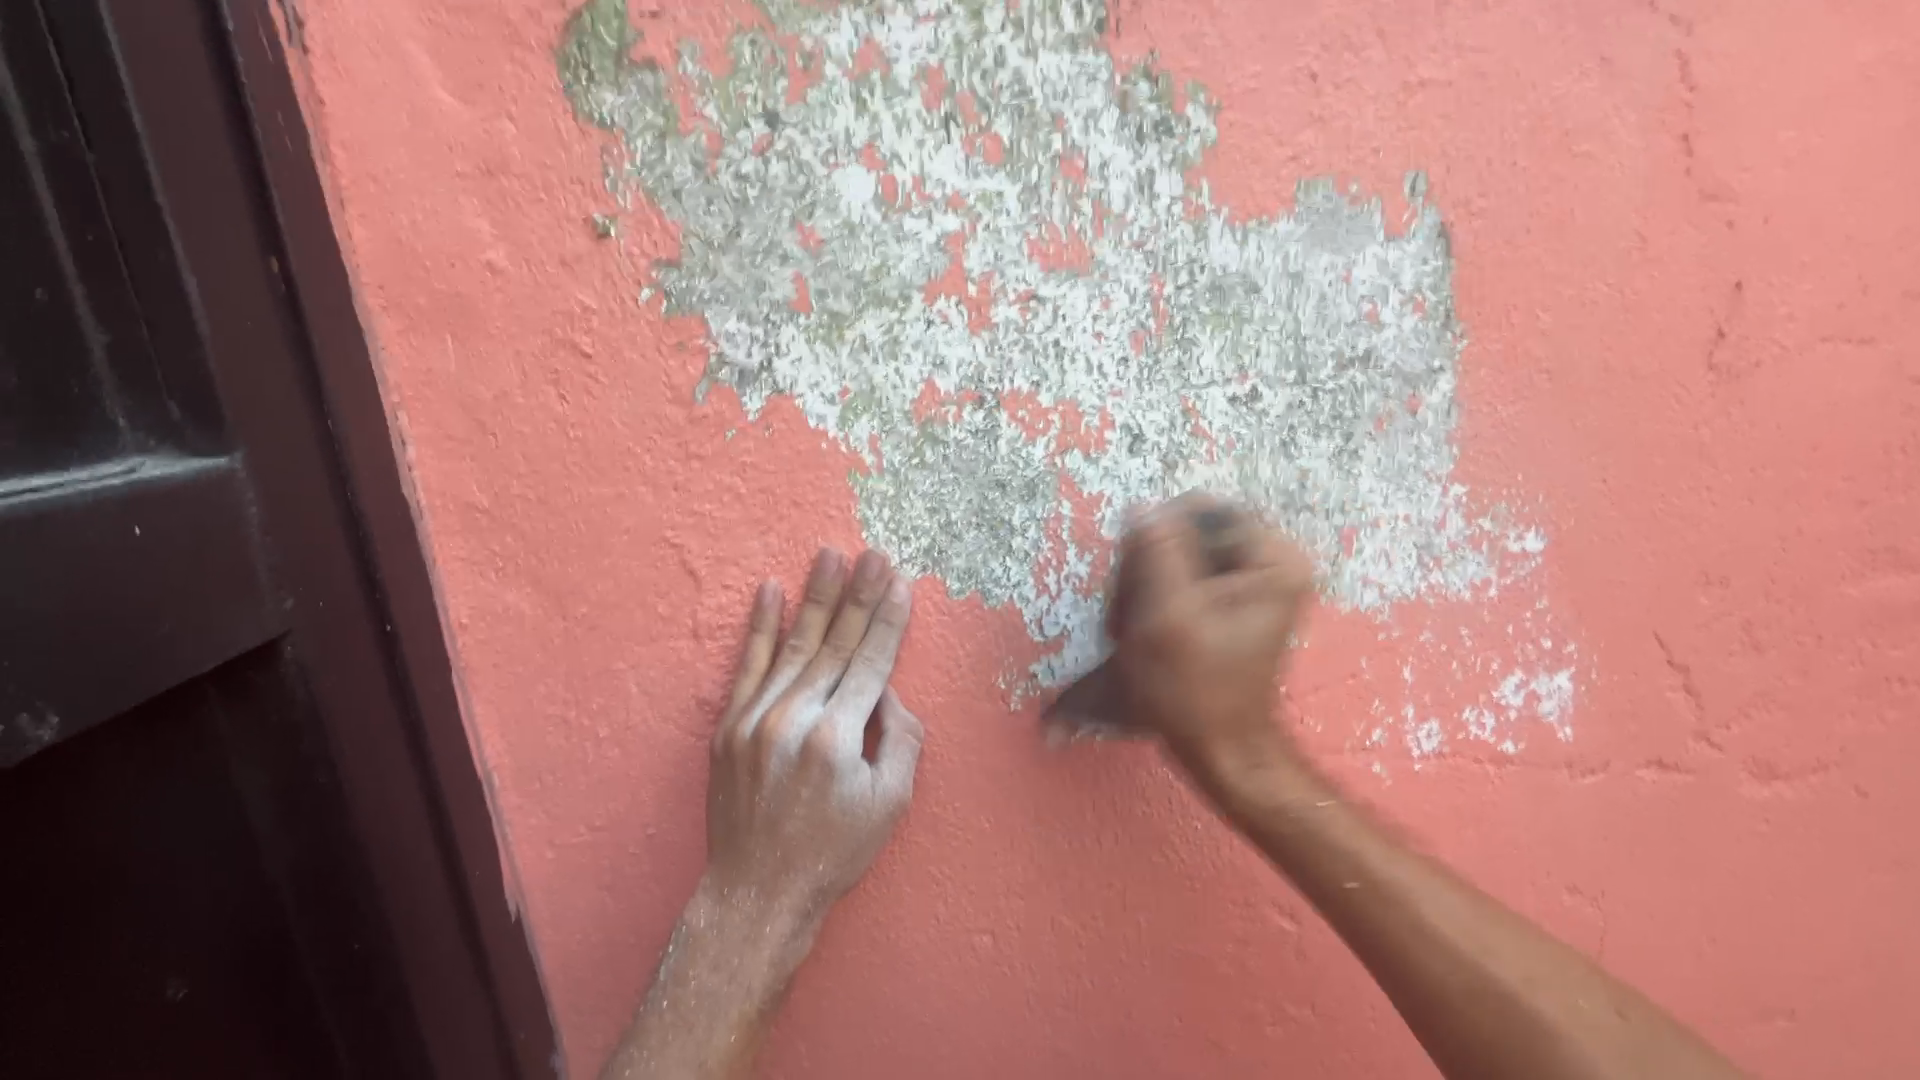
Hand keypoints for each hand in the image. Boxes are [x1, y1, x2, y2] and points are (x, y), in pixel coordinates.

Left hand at [702, 548, 922, 934]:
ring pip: (794, 645)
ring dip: (816, 597)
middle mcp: (794, 719)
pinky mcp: (728, 727)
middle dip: (860, 595)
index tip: (901, 583)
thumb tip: (886, 692)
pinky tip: (770, 590)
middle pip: (836, 644)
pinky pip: (748, 666)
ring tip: (830, 555)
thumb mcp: (890, 803)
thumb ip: (899, 738)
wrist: (758, 893)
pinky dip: (760, 627)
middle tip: (874, 554)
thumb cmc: (834, 853)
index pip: (872, 662)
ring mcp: (755, 720)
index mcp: (838, 738)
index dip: (889, 621)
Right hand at [1109, 494, 1316, 792]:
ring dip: (1148, 586)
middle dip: (1150, 569)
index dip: (1156, 542)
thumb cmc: (1194, 688)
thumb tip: (1144, 507)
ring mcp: (1255, 583)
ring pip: (1179, 555)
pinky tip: (1148, 630)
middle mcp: (1273, 562)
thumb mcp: (1169, 615)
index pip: (1198, 511)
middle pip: (1188, 532)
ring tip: (1139, 629)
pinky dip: (1159, 599)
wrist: (1218, 747)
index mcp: (1275, 559)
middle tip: (1135, 615)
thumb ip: (1158, 552)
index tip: (1139, 585)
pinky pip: (1183, 578)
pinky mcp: (1234, 601)